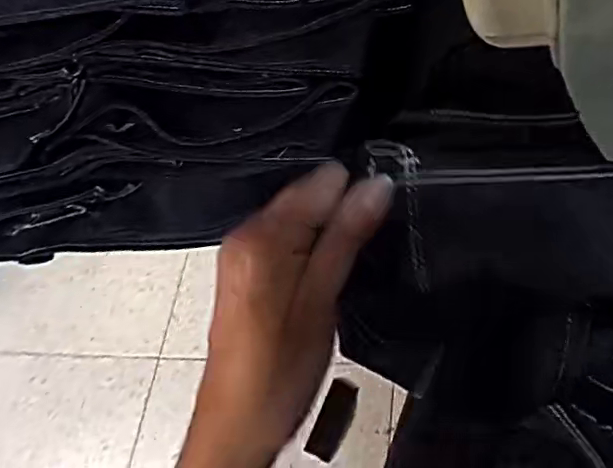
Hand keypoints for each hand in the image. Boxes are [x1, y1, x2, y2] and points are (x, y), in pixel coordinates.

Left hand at [177, 163, 393, 467]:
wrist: (234, 433)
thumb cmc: (275, 375)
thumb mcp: (322, 300)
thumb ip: (349, 234)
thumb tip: (378, 183)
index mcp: (262, 236)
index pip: (326, 179)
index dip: (357, 196)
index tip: (371, 225)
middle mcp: (245, 234)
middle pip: (312, 193)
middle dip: (342, 213)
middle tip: (355, 256)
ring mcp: (242, 251)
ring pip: (304, 214)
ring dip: (329, 232)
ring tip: (340, 271)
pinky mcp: (245, 267)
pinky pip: (291, 233)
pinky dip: (313, 246)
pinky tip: (322, 279)